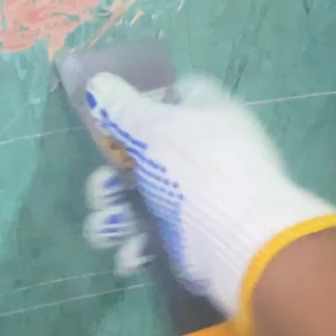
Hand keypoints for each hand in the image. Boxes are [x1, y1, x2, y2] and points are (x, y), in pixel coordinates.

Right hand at [83, 72, 335, 330]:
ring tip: (110, 227)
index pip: (176, 95)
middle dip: (111, 176)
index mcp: (206, 116)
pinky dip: (135, 248)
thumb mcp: (153, 128)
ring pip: (137, 203)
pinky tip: (134, 254)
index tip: (113, 118)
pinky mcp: (186, 242)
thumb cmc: (196, 170)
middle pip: (142, 157)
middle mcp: (201, 157)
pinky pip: (149, 240)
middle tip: (104, 187)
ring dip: (114, 216)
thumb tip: (98, 82)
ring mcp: (193, 202)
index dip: (143, 103)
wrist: (238, 240)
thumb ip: (120, 108)